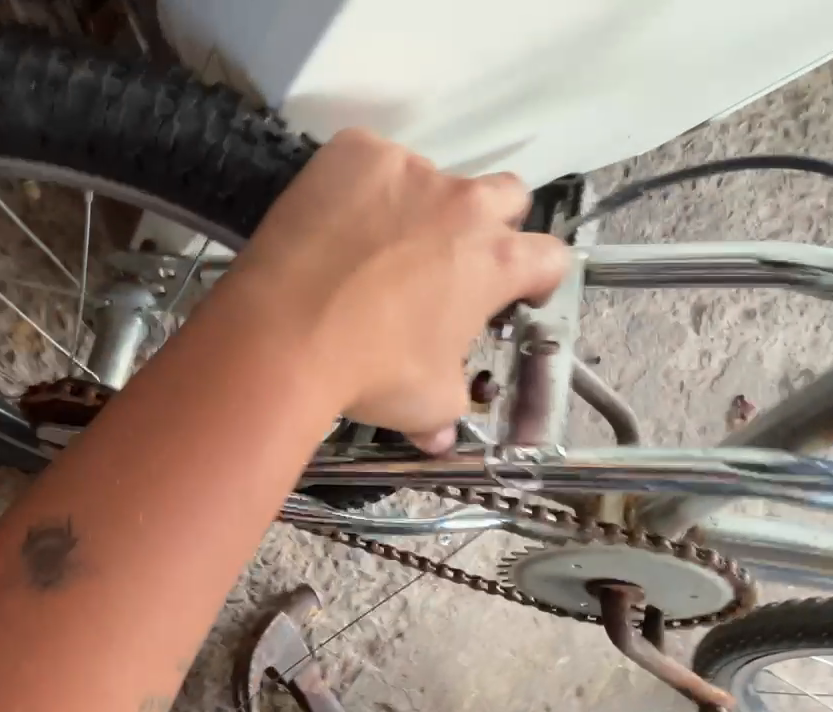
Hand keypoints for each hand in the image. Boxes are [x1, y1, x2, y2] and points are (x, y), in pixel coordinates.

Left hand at [211, 129, 571, 452]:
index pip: (549, 257)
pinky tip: (330, 225)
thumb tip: (438, 436)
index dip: (536, 278)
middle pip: (504, 197)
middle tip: (447, 262)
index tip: (516, 294)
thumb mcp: (423, 404)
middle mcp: (464, 204)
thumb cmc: (367, 373)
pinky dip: (356, 189)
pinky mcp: (354, 154)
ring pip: (429, 180)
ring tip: (370, 248)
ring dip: (415, 209)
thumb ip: (445, 411)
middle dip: (488, 226)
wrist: (283, 336)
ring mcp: (409, 171)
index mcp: (495, 262)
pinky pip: (366, 162)